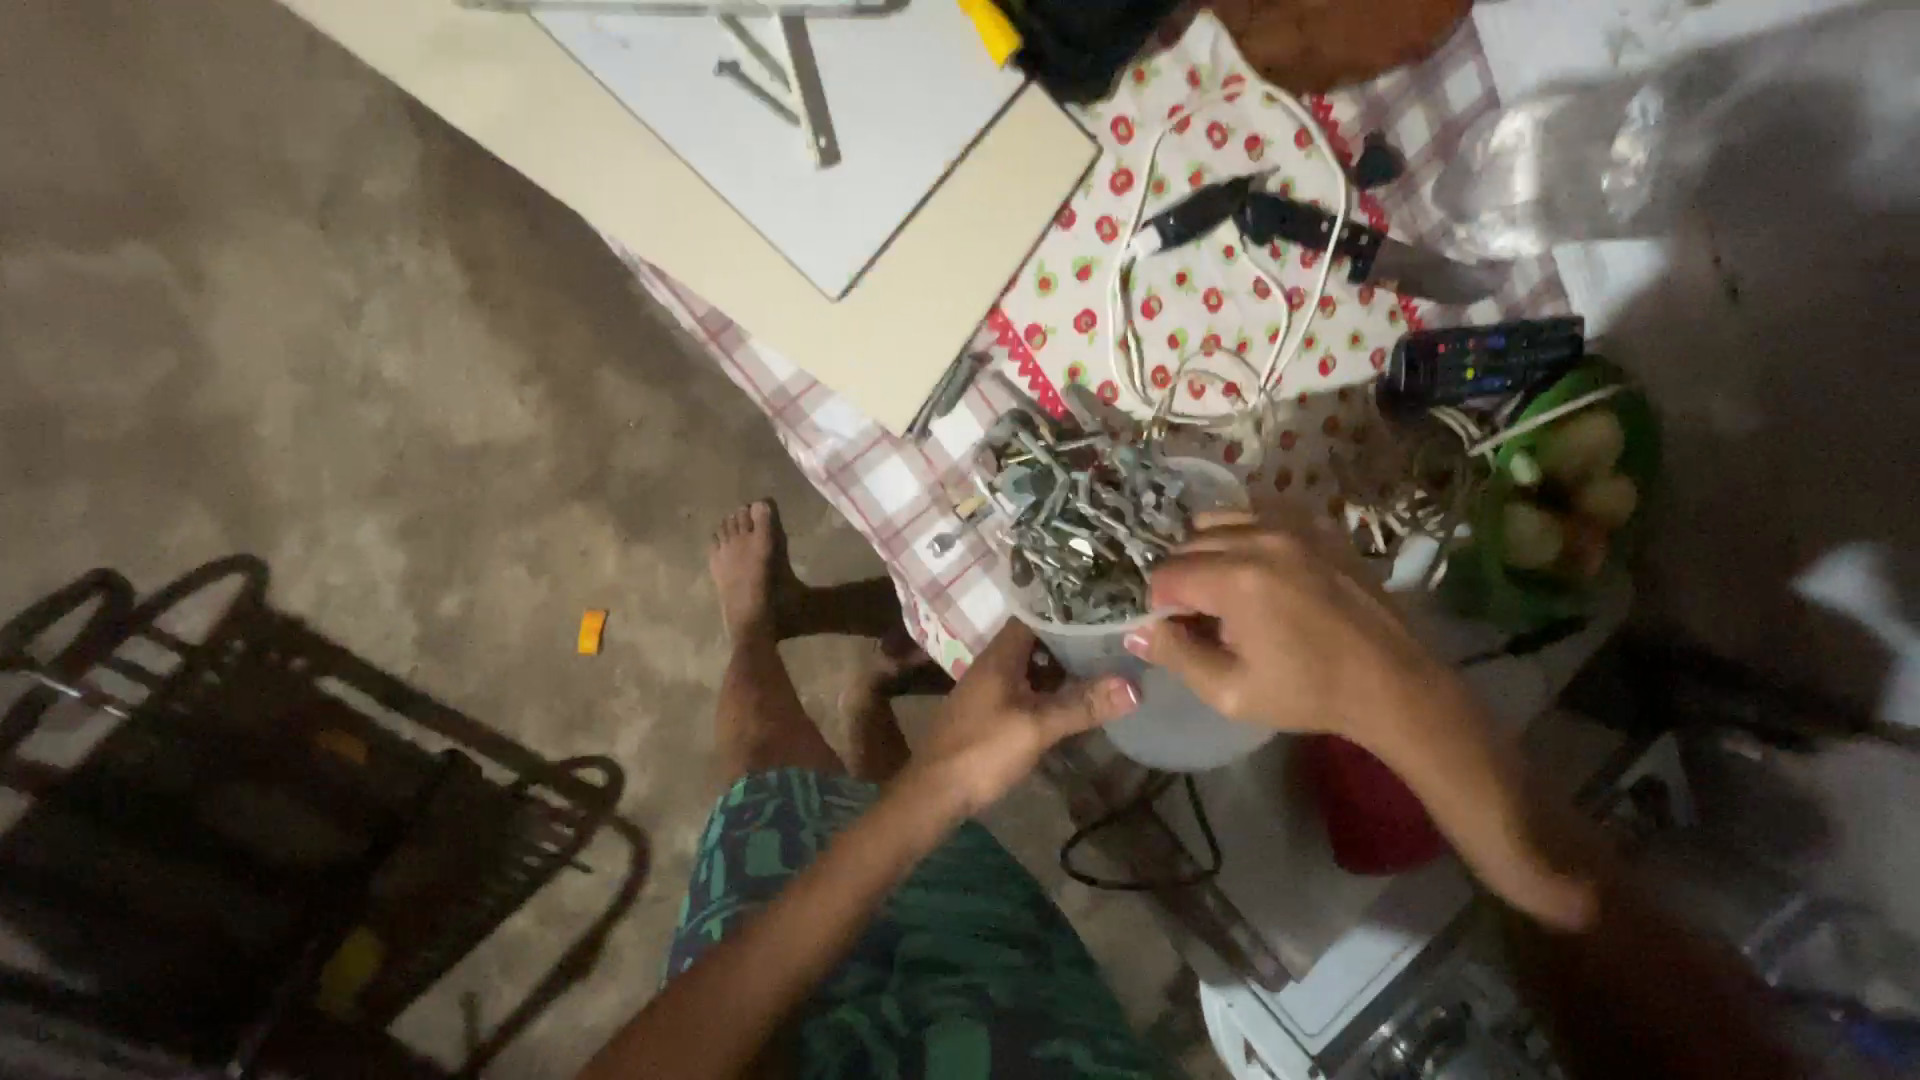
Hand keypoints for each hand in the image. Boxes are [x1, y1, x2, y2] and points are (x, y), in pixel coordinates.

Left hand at [907, 621, 1137, 815]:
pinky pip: (1026, 688)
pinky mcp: (991, 711)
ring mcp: (990, 688)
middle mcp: (993, 663)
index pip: (1035, 614)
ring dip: (1061, 665)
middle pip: (1036, 639)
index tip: (1103, 605)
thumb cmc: (982, 750)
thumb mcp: (1037, 727)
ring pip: (1032, 666)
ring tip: (1104, 662)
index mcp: (1000, 655)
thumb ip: (1083, 705)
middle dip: (1071, 637)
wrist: (934, 793)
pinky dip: (1050, 688)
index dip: (1067, 607)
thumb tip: (1134, 686)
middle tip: (1114, 635)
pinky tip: (1075, 698)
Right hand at [1124, 513, 1449, 738]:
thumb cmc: (1308, 693)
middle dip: (1183, 578)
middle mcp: (1260, 539)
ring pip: (1218, 522)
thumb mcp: (1230, 692)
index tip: (1181, 631)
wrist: (1392, 682)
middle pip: (1188, 544)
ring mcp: (1292, 526)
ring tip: (1229, 591)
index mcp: (1237, 580)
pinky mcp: (1316, 526)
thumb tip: (1137, 632)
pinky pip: (1257, 515)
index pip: (1165, 575)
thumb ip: (1177, 655)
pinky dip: (1243, 536)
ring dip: (1209, 552)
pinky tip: (1260, 572)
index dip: (1162, 605)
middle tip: (1205, 617)